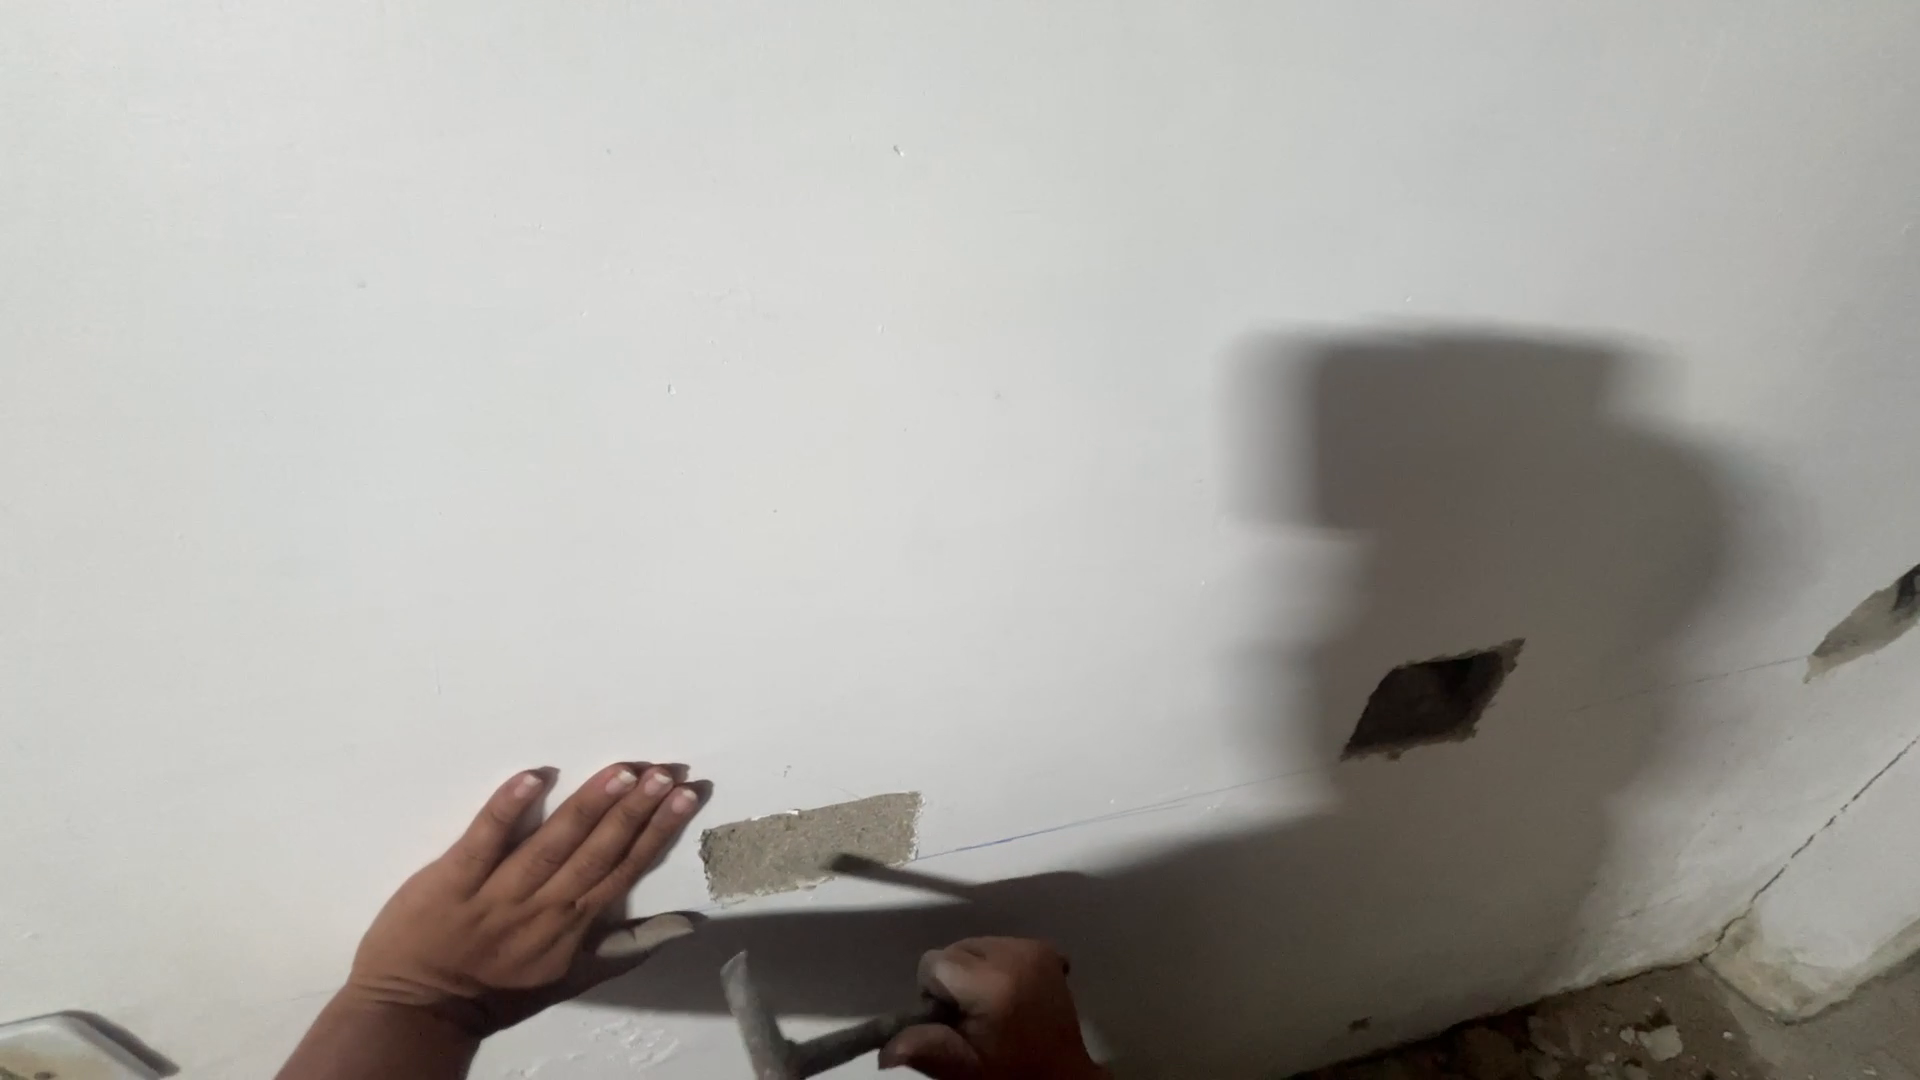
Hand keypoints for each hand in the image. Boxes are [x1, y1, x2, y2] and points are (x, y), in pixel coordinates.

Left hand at [344, 763, 704, 1035]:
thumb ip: (626, 947)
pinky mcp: (450, 881)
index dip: (659, 830)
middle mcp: (543, 905)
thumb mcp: (571, 979)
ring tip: (623, 771)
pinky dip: (507, 809)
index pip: (626, 867)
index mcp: (574, 923)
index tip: (687, 794)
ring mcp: (496, 893)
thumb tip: (687, 925)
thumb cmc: (498, 990)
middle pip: (598, 851)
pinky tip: (534, 776)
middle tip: (666, 773)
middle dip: (635, 810)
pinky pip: (482, 841)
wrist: (411, 1014)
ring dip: (589, 805)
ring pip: (551, 843)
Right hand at [880, 937, 1106, 1079]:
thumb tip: (885, 1048)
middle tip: (971, 1017)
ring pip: (977, 943)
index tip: (951, 1020)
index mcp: (992, 983)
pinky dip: (998, 964)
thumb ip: (926, 1050)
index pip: (935, 962)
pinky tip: (1010, 993)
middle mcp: (1014, 954)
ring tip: (991, 1005)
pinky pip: (1001, 943)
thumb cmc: (1008, 1076)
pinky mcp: (1044, 947)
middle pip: (956, 948)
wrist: (1061, 1079)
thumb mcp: (964, 1072)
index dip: (933, 993)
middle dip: (954, 978)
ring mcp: (1032, 947)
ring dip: (975, 970)